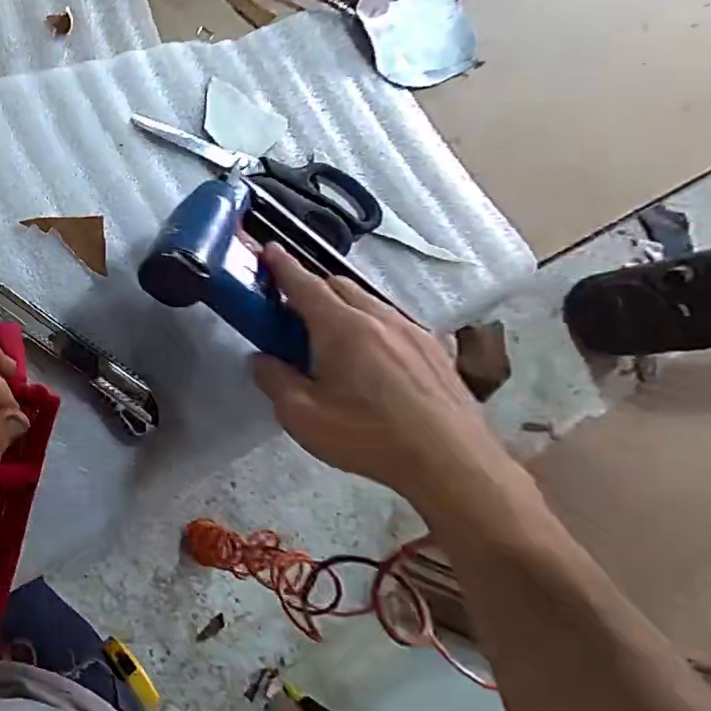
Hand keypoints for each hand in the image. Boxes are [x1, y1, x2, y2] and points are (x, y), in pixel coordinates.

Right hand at [251, 244, 523, 522]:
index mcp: (341, 327)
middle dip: (311, 289)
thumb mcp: (302, 416)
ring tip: (330, 340)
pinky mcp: (434, 349)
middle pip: (338, 286)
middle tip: (292, 313)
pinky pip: (393, 323)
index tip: (270, 251)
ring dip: (343, 309)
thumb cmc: (368, 436)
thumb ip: (275, 381)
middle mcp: (378, 317)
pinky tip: (371, 360)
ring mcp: (411, 331)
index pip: (305, 284)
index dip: (282, 267)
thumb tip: (261, 360)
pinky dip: (371, 327)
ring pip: (368, 303)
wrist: (449, 459)